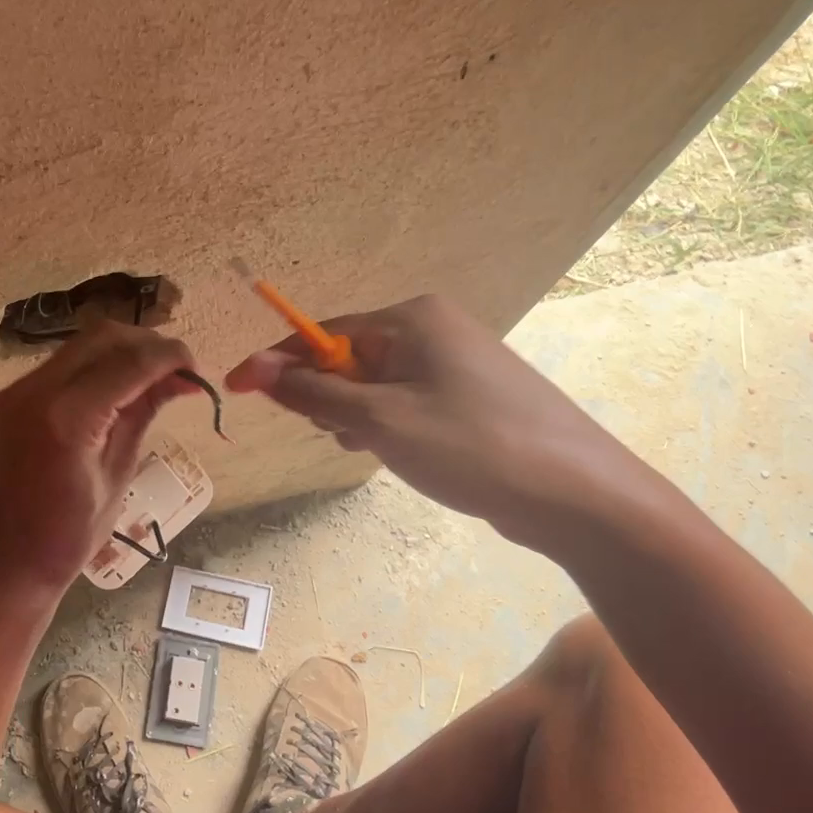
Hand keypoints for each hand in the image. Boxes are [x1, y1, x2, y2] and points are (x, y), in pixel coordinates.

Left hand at [0, 320, 198, 598]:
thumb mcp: (117, 475)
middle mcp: (36, 391)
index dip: (170, 357)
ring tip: (152, 379)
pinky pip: (60, 366)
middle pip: (102, 337)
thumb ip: (142, 416)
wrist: (7, 564)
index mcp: (67, 417)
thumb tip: (179, 381)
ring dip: (120, 352)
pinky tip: (117, 390)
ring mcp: (16, 393)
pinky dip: (93, 367)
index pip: (130, 362)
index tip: (196, 369)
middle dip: (145, 345)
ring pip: (79, 346)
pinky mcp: (9, 401)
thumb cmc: (68, 538)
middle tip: (177, 371)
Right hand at [226, 295, 660, 552]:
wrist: (577, 494)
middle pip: (348, 357)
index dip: (276, 363)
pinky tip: (398, 454)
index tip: (235, 389)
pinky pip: (405, 403)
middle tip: (340, 437)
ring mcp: (456, 363)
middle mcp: (433, 329)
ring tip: (375, 450)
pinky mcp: (470, 397)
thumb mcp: (379, 420)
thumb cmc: (471, 446)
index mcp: (412, 319)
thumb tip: (254, 369)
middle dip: (327, 397)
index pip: (323, 333)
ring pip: (375, 386)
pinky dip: (387, 426)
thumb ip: (312, 393)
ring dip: (357, 417)